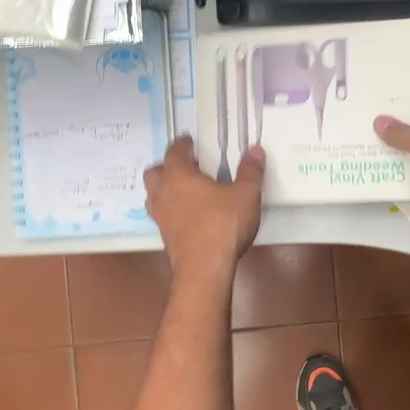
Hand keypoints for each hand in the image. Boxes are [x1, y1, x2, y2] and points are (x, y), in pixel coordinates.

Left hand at [145, 137, 265, 282]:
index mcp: (179, 175)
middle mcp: (163, 192)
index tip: (190, 141)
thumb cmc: (223, 225)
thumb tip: (255, 150)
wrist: (204, 268)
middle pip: (155, 171)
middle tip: (187, 166)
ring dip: (165, 188)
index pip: (175, 151)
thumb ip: (250, 171)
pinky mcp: (164, 235)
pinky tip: (187, 213)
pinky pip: (162, 213)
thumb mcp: (246, 195)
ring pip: (154, 194)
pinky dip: (170, 207)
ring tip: (185, 190)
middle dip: (168, 165)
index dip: (183, 144)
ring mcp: (160, 215)